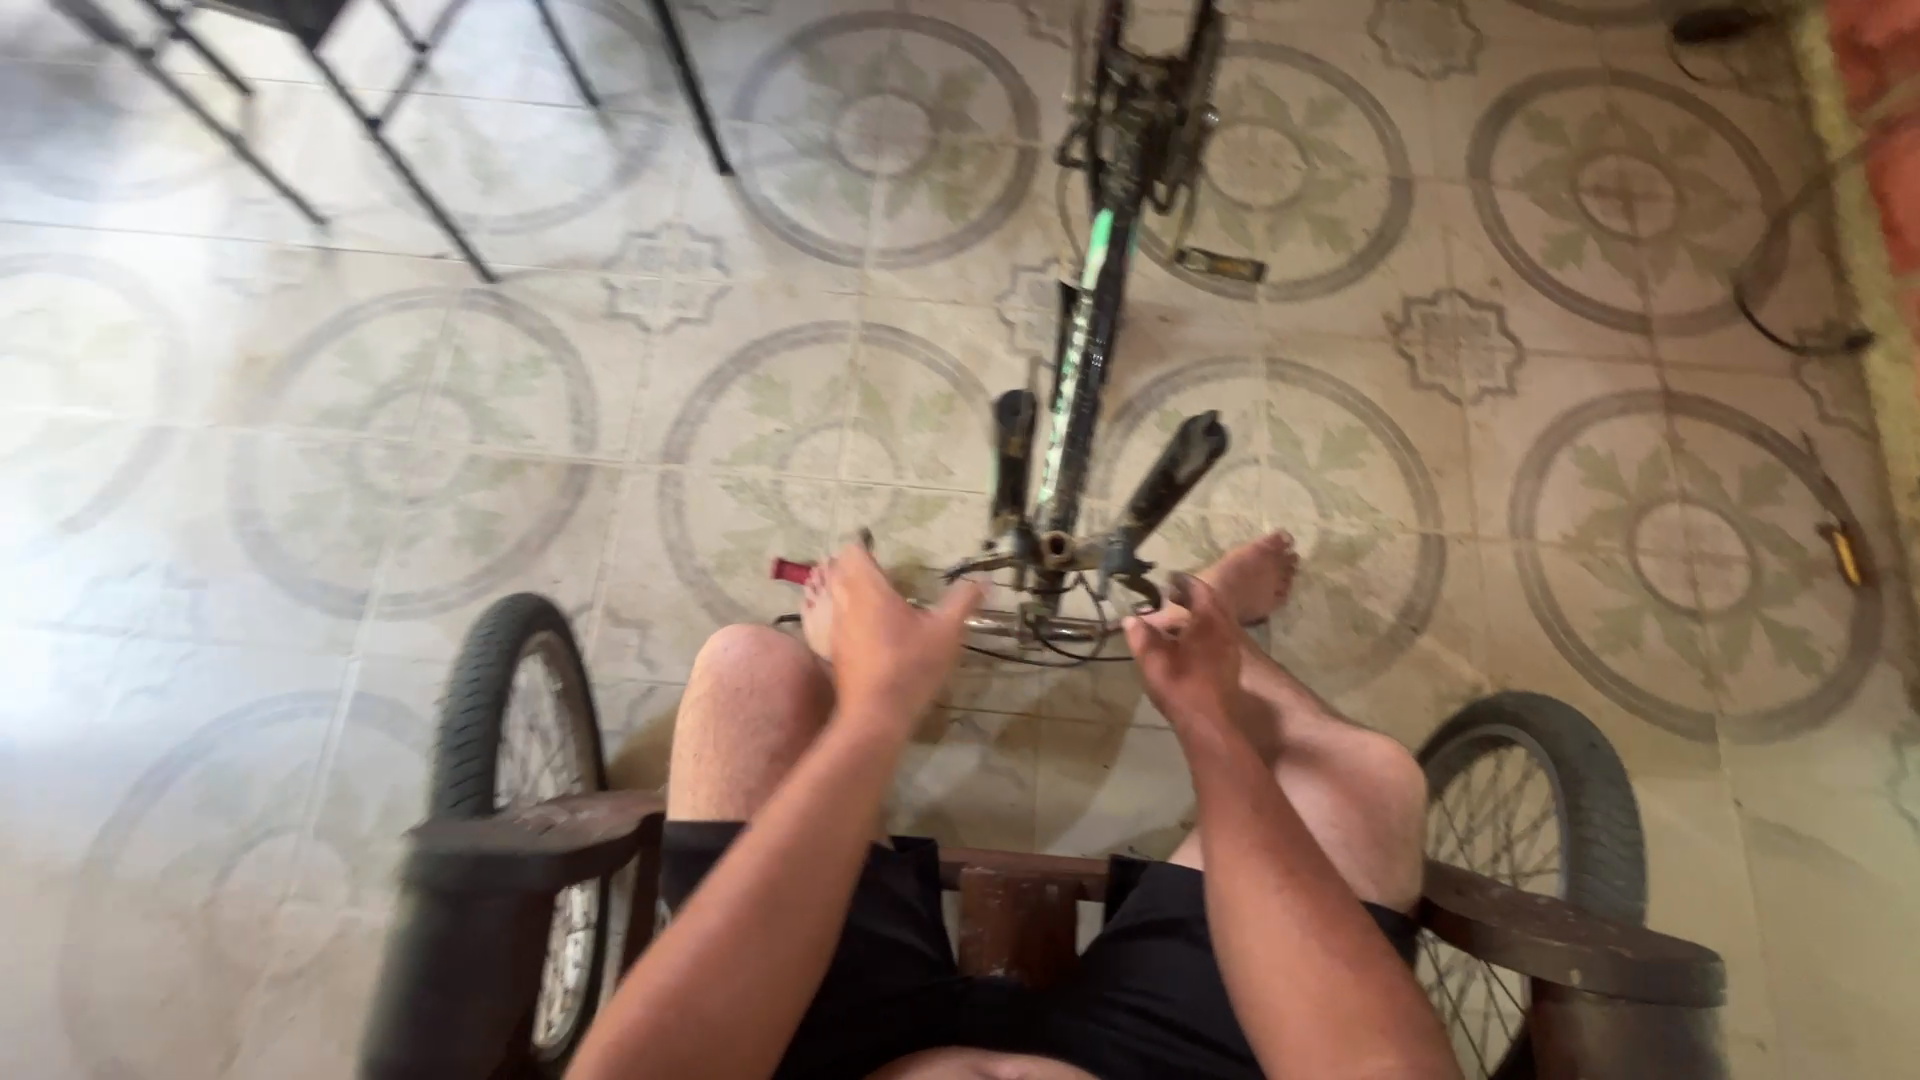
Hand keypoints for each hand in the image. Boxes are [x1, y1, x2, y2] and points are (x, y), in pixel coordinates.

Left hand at [826, 544, 983, 722]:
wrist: (876, 713)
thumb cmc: (912, 665)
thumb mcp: (947, 632)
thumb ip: (963, 601)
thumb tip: (983, 579)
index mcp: (869, 589)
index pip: (853, 553)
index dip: (862, 545)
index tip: (875, 545)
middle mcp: (845, 602)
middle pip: (836, 570)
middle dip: (849, 564)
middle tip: (871, 565)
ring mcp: (834, 627)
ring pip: (829, 594)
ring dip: (840, 586)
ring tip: (862, 589)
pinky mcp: (832, 649)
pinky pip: (828, 618)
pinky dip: (838, 611)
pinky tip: (856, 622)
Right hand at [1123, 572, 1241, 731]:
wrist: (1209, 723)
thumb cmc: (1181, 684)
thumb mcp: (1153, 658)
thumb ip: (1141, 635)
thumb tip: (1131, 619)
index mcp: (1208, 622)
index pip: (1200, 591)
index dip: (1185, 582)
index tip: (1170, 578)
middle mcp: (1224, 631)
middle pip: (1212, 605)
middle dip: (1192, 597)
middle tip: (1172, 595)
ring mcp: (1230, 650)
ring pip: (1216, 623)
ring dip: (1198, 616)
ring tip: (1176, 618)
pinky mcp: (1229, 668)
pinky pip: (1217, 638)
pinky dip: (1202, 632)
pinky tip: (1186, 643)